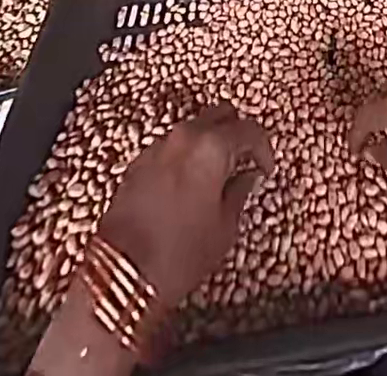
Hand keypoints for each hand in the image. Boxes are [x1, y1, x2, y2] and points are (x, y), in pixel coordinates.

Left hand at [96, 102, 274, 308]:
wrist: (120, 272)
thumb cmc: (179, 253)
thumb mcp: (224, 228)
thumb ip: (240, 192)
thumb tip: (247, 177)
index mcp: (212, 146)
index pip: (250, 130)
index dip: (264, 148)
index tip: (265, 168)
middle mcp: (185, 135)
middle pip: (221, 114)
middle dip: (237, 133)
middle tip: (245, 161)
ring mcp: (159, 144)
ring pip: (195, 127)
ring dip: (211, 142)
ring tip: (218, 175)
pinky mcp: (140, 159)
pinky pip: (173, 144)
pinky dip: (187, 154)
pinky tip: (190, 183)